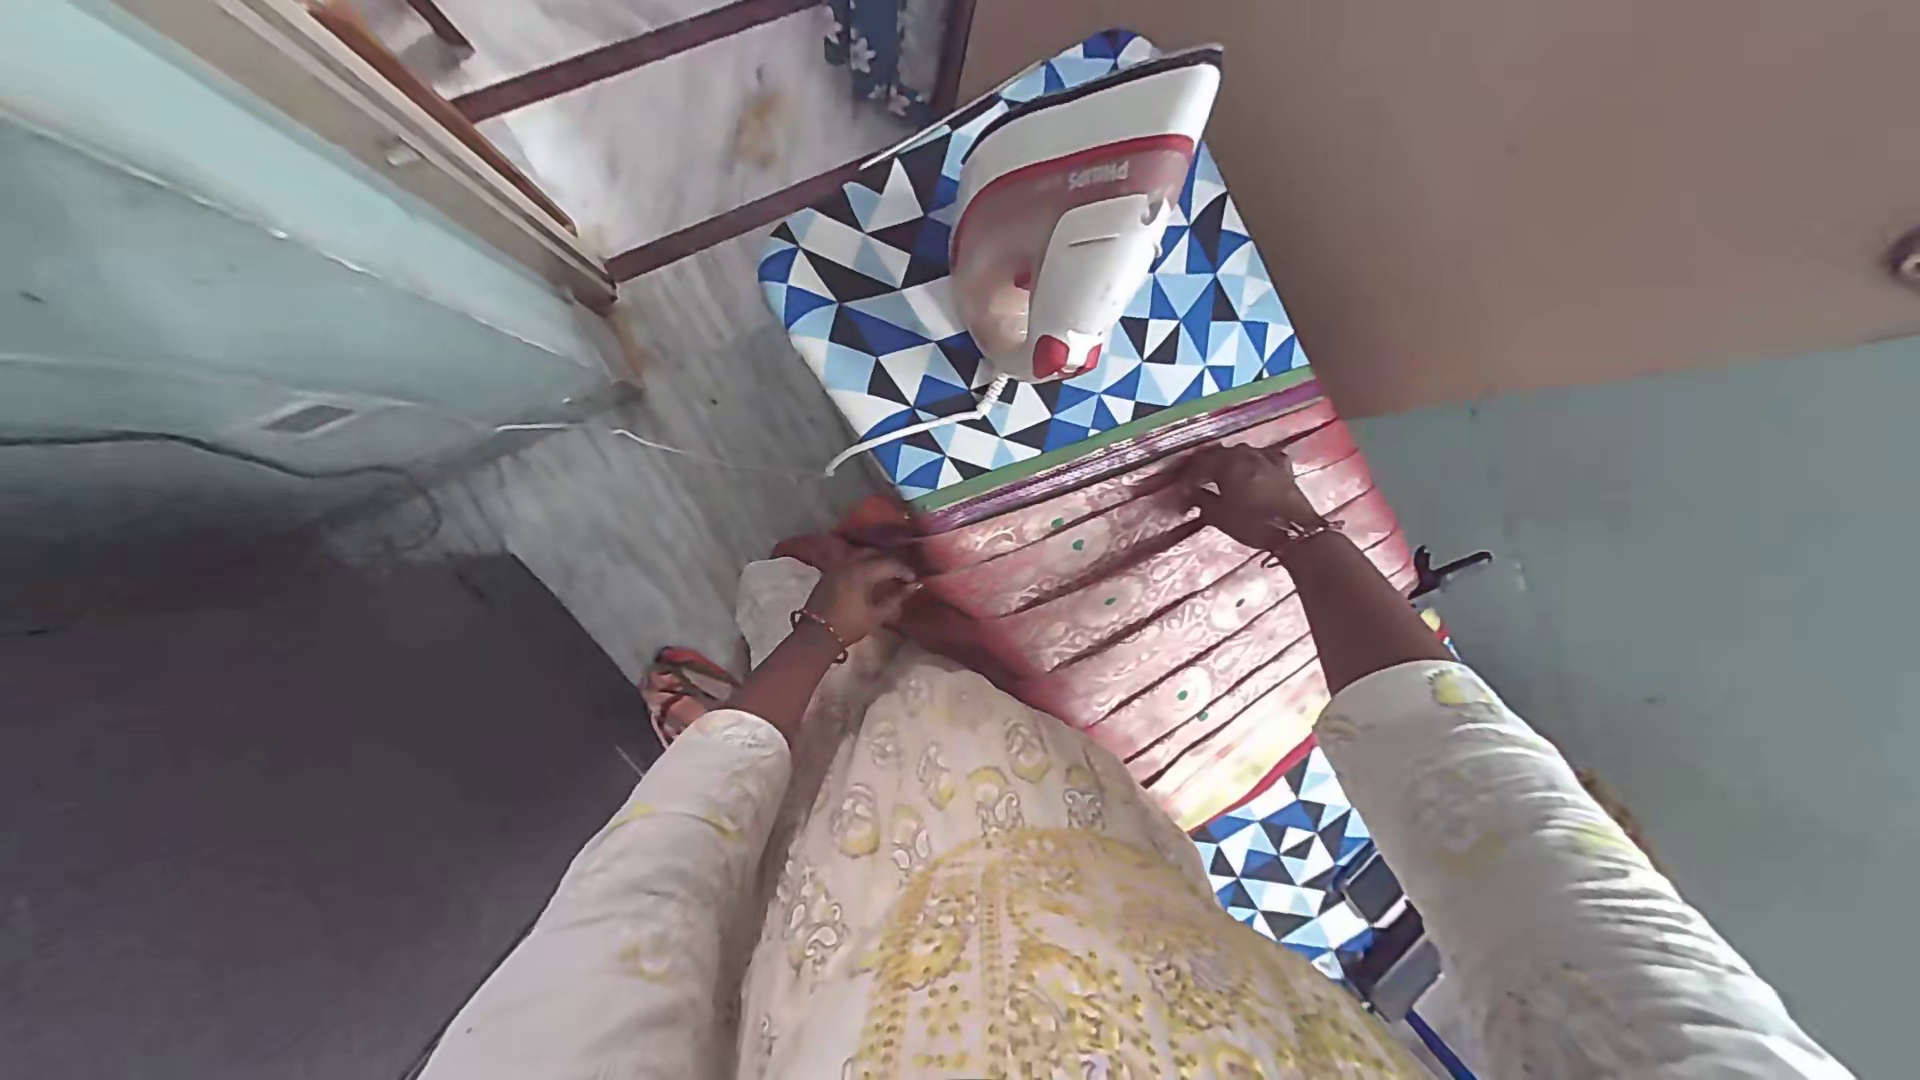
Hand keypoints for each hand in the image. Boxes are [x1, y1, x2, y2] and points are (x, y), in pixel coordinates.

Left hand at [801, 553, 919, 644]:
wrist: (815, 636)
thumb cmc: (848, 627)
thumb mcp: (876, 615)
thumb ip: (896, 598)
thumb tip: (914, 587)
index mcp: (861, 572)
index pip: (889, 563)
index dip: (904, 570)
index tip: (913, 580)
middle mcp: (847, 563)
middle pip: (874, 554)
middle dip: (890, 562)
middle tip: (901, 575)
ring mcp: (836, 567)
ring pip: (861, 555)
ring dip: (876, 562)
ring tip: (886, 575)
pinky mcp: (828, 573)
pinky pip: (850, 561)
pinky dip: (863, 565)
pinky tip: (869, 577)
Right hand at [1184, 444, 1322, 548]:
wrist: (1295, 532)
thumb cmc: (1251, 523)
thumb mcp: (1218, 515)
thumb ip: (1201, 499)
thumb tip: (1189, 492)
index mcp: (1228, 464)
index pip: (1200, 465)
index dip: (1188, 477)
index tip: (1181, 489)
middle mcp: (1247, 455)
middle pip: (1220, 454)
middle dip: (1205, 466)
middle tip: (1196, 479)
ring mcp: (1267, 458)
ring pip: (1241, 453)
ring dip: (1227, 461)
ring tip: (1220, 473)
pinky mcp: (1283, 466)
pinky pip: (1262, 457)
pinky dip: (1252, 461)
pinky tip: (1251, 467)